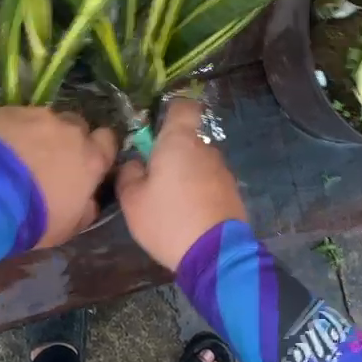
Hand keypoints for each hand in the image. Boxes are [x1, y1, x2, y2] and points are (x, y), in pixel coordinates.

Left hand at [0, 106, 118, 248]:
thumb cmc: (34, 219)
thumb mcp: (69, 227)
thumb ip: (87, 209)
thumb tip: (91, 199)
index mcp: (91, 159)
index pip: (108, 141)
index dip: (98, 150)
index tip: (85, 163)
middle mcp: (70, 131)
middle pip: (77, 126)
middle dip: (68, 140)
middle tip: (50, 160)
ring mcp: (38, 116)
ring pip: (47, 120)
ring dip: (39, 133)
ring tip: (19, 154)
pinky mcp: (8, 110)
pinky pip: (18, 117)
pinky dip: (13, 130)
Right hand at [116, 99, 247, 271]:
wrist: (215, 255)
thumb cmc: (167, 221)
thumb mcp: (132, 201)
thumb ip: (129, 174)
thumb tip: (136, 164)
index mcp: (179, 142)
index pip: (183, 106)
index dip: (171, 111)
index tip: (157, 128)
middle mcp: (206, 150)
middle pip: (187, 141)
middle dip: (171, 156)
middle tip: (153, 183)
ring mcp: (223, 172)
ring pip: (198, 165)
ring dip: (185, 178)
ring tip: (171, 207)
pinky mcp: (233, 194)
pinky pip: (210, 186)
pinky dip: (199, 195)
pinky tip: (188, 218)